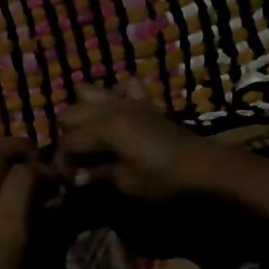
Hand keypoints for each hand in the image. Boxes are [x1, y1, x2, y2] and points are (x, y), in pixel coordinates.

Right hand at [57, 83, 220, 200]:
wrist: (204, 167)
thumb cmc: (164, 179)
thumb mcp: (127, 182)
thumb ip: (98, 174)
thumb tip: (76, 176)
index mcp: (103, 128)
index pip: (68, 142)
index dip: (63, 163)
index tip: (68, 180)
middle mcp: (110, 108)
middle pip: (70, 114)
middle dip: (68, 136)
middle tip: (79, 160)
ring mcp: (128, 101)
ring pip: (88, 92)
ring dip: (84, 111)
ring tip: (91, 136)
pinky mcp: (146, 102)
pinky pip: (125, 85)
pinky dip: (116, 94)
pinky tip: (118, 113)